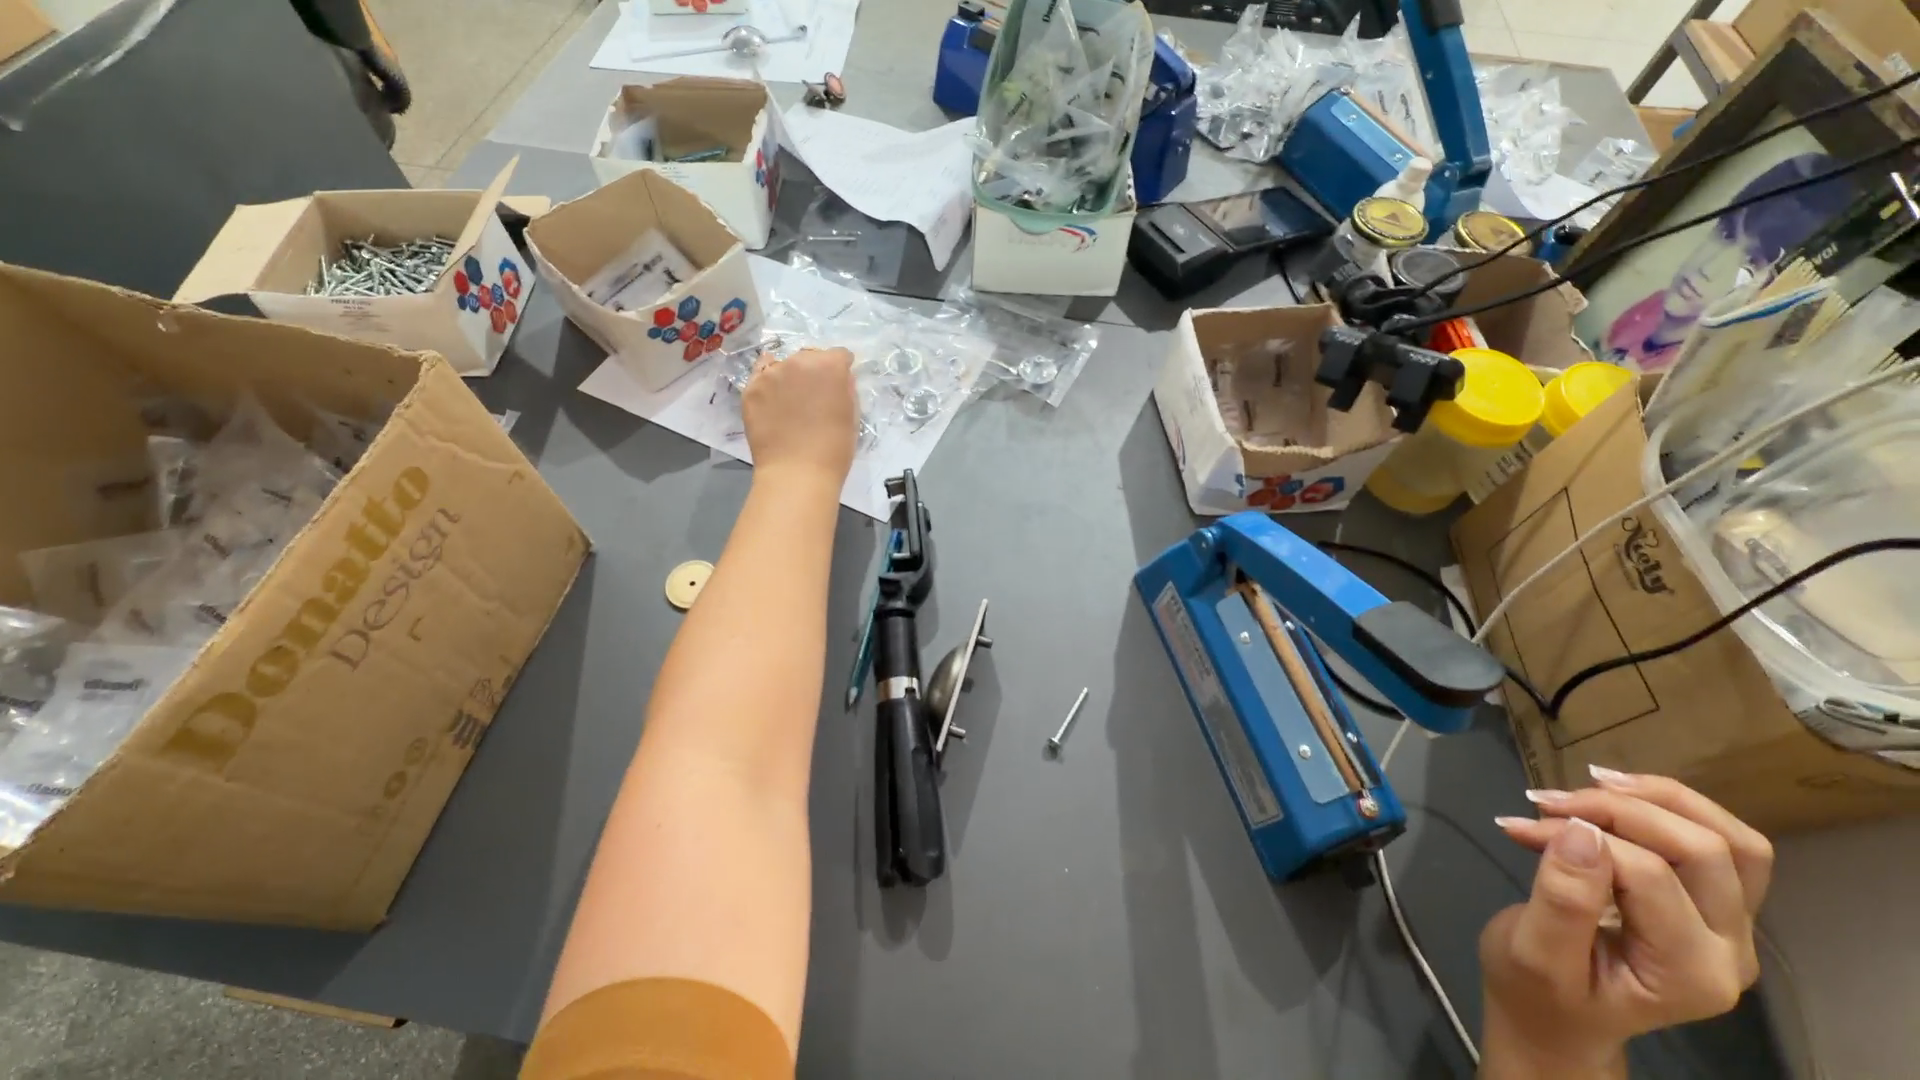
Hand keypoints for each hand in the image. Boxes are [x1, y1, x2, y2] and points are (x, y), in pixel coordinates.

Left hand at [743, 347, 856, 486]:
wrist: (796, 473)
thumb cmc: (833, 449)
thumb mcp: (852, 415)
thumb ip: (846, 389)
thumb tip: (839, 378)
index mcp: (829, 366)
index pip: (839, 355)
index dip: (841, 368)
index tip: (839, 383)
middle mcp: (798, 362)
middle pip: (809, 356)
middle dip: (814, 370)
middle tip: (814, 394)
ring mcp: (771, 374)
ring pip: (783, 364)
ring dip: (790, 376)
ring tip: (790, 401)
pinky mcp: (751, 389)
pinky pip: (761, 375)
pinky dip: (768, 384)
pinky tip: (773, 402)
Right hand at [1478, 768, 1772, 1077]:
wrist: (1554, 1020)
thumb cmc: (1535, 992)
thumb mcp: (1533, 954)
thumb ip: (1562, 900)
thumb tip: (1580, 831)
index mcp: (1689, 972)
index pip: (1648, 874)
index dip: (1580, 836)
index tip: (1519, 826)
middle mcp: (1729, 951)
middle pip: (1707, 850)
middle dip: (1621, 809)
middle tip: (1549, 801)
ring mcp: (1731, 929)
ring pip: (1731, 840)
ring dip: (1660, 798)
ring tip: (1592, 781)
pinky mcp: (1716, 907)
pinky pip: (1722, 843)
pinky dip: (1672, 807)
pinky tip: (1617, 793)